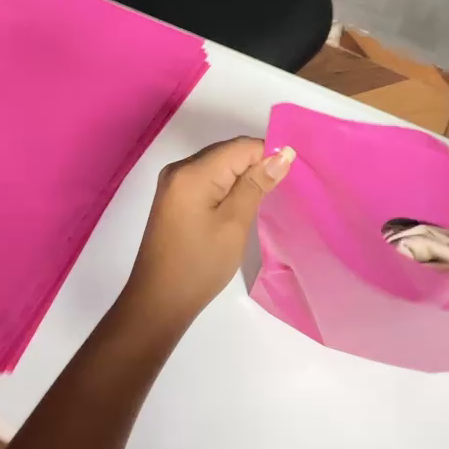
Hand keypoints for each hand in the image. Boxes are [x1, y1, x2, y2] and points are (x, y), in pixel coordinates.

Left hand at [119, 137, 294, 329]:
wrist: (158, 302)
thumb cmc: (199, 266)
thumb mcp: (234, 224)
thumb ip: (257, 184)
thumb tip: (283, 154)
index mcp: (192, 173)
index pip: (240, 147)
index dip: (268, 155)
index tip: (290, 174)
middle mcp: (179, 169)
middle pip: (227, 152)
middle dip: (255, 164)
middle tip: (280, 187)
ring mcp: (173, 183)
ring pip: (218, 164)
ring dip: (241, 175)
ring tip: (263, 197)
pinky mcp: (173, 197)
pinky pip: (206, 177)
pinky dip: (226, 185)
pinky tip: (239, 203)